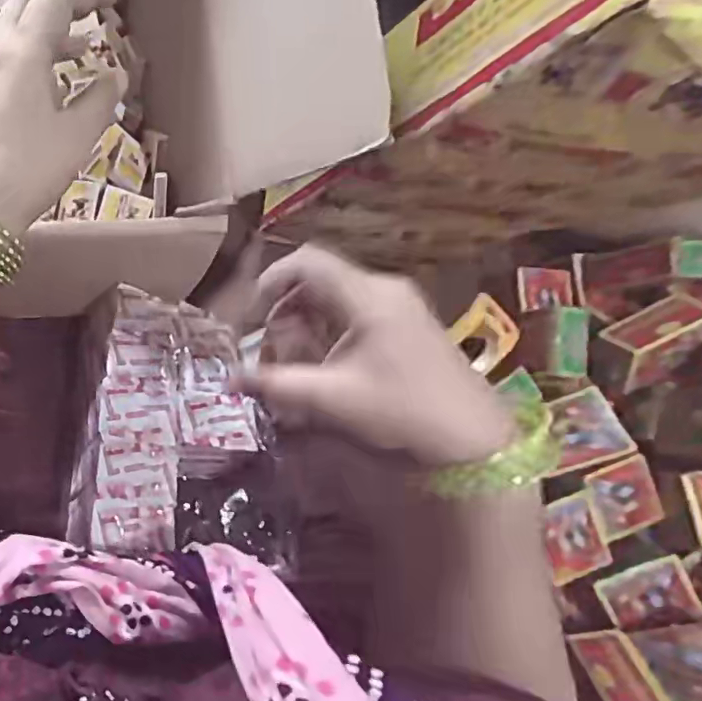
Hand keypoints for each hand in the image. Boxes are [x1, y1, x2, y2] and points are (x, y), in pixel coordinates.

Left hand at [0, 0, 126, 235]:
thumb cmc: (30, 170)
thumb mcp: (77, 135)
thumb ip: (101, 99)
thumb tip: (116, 76)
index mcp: (24, 51)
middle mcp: (1, 55)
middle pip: (29, 2)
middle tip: (94, 4)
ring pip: (19, 32)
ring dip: (51, 29)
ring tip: (84, 46)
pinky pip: (13, 61)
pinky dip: (39, 55)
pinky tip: (59, 82)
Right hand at [238, 245, 516, 466]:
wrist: (472, 438)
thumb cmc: (402, 411)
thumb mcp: (330, 399)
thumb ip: (275, 385)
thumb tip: (229, 380)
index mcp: (367, 296)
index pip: (306, 262)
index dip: (267, 283)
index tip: (249, 321)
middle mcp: (381, 291)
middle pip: (315, 281)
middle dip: (280, 313)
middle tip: (266, 351)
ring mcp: (395, 307)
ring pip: (330, 300)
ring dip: (299, 326)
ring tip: (287, 364)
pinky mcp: (401, 327)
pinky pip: (348, 316)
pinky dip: (322, 335)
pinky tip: (317, 369)